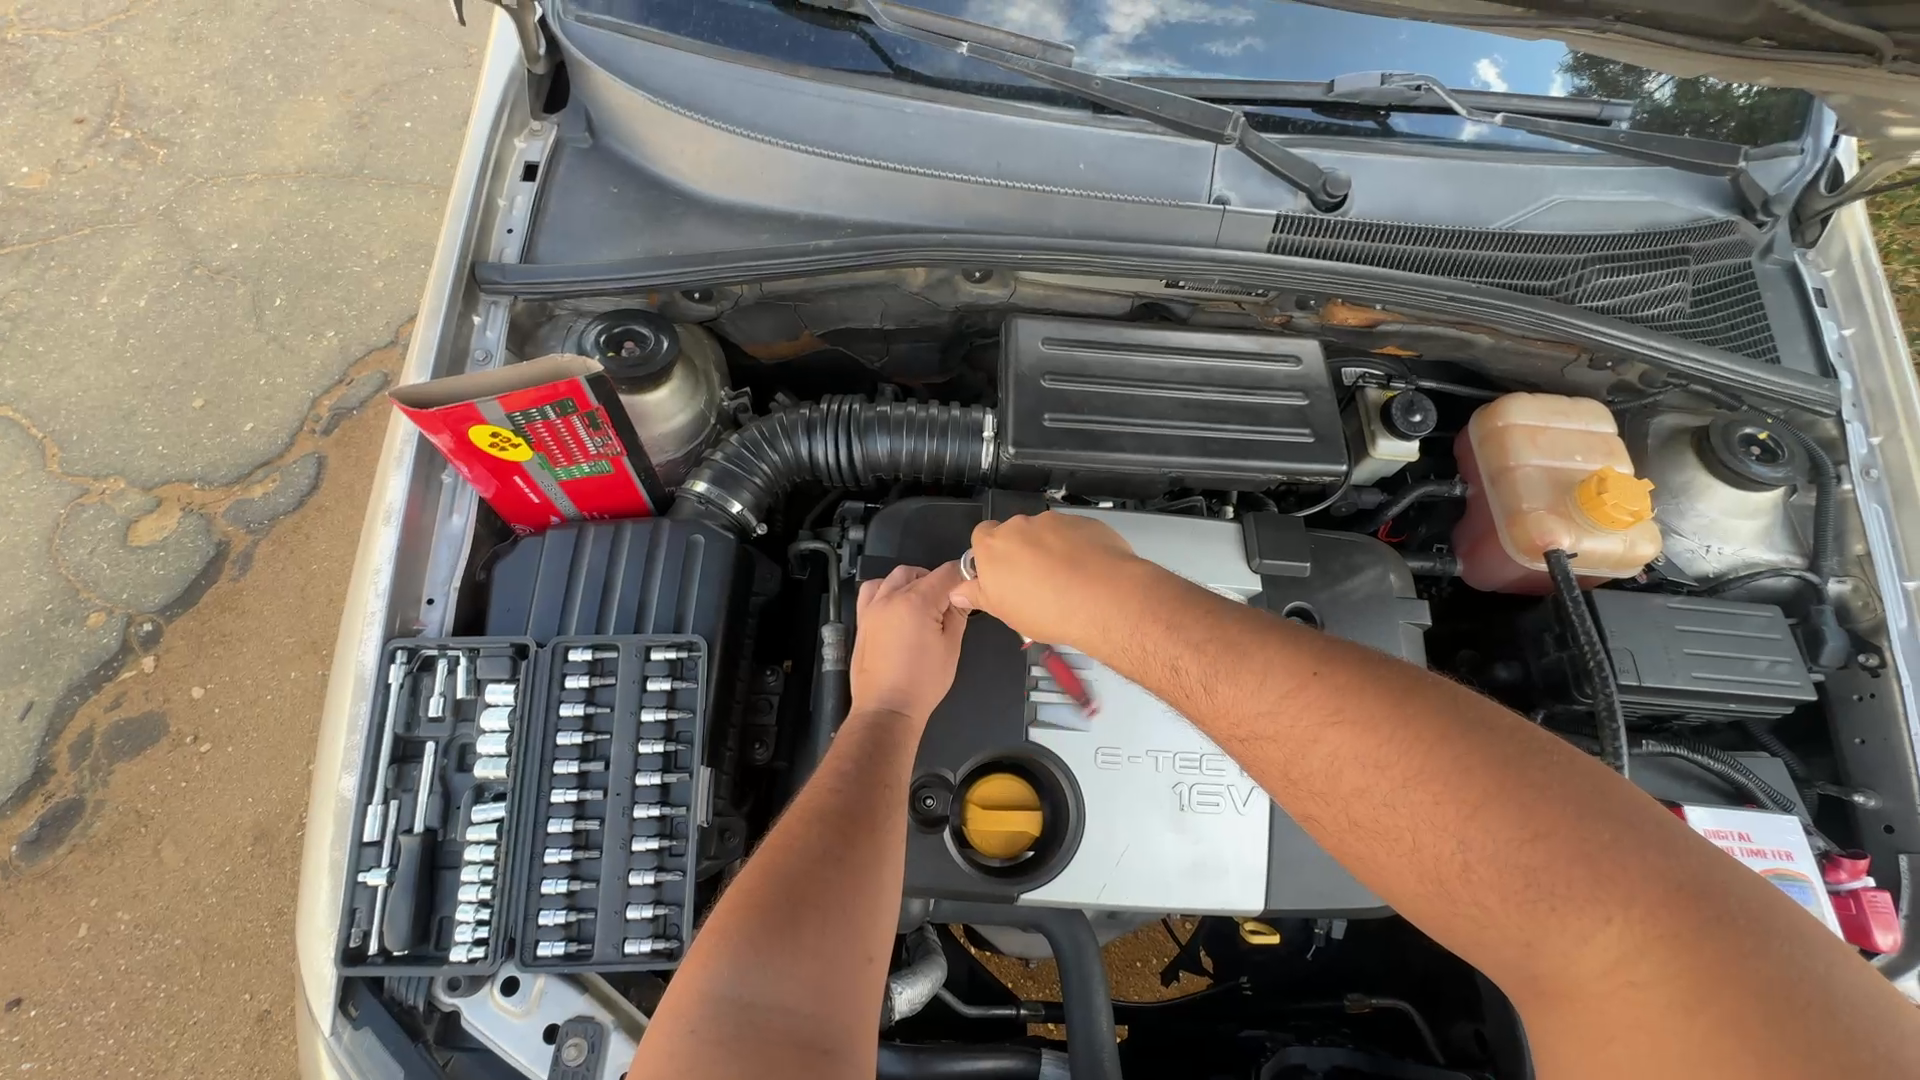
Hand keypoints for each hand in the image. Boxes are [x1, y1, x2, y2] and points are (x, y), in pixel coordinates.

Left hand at [849, 561, 968, 722]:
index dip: (963, 575)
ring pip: (896, 577)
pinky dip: (887, 589)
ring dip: (914, 581)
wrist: (887, 708)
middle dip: (940, 582)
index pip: (946, 573)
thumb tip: (963, 594)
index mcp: (917, 602)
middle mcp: (891, 597)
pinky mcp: (862, 619)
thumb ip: (958, 614)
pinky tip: (897, 604)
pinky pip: (872, 590)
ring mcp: (872, 607)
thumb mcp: (951, 648)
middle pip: (921, 574)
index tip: (972, 585)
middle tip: (951, 603)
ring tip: (925, 602)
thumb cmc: (923, 682)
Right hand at [947, 512, 1144, 648]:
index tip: (1002, 575)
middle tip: (1034, 583)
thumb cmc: (1047, 609)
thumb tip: (958, 591)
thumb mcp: (1003, 611)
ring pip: (1045, 533)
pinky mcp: (1084, 523)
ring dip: (1050, 550)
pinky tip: (1085, 573)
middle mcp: (1020, 526)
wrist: (1102, 599)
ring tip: (1065, 581)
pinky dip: (1076, 548)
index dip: (991, 556)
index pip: (981, 537)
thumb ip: (978, 595)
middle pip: (1014, 534)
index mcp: (993, 545)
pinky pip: (1073, 534)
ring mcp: (1054, 521)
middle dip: (1022, 553)